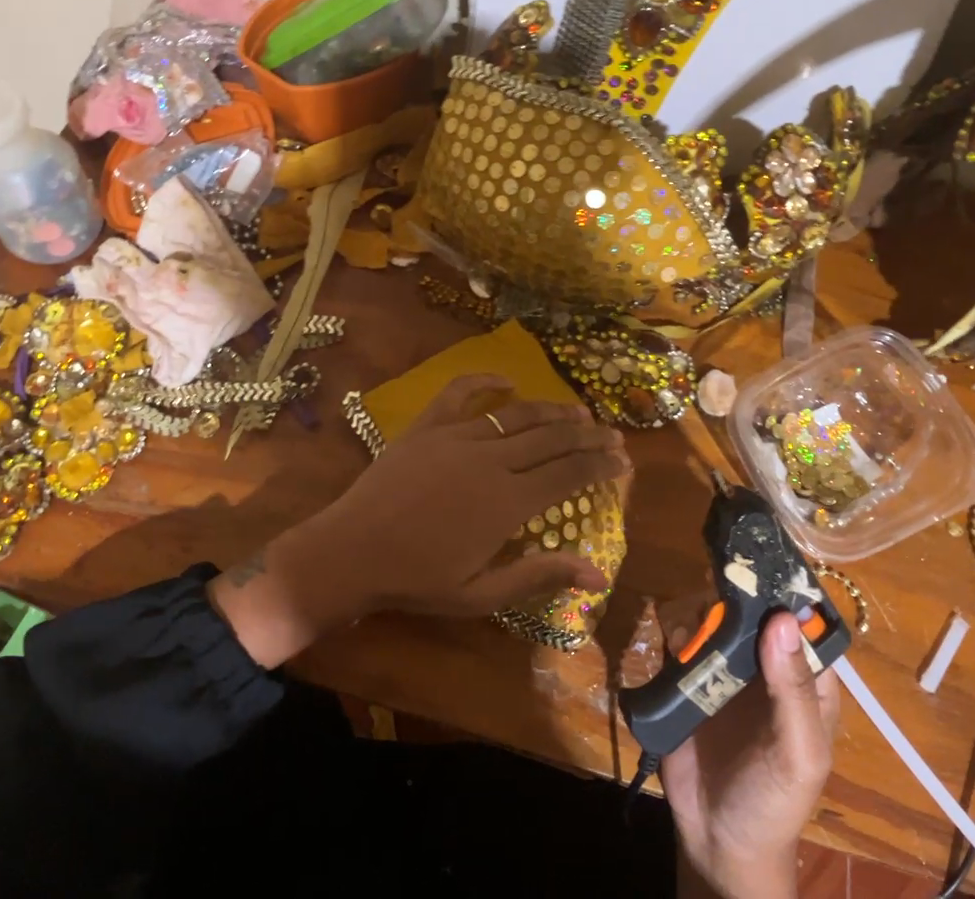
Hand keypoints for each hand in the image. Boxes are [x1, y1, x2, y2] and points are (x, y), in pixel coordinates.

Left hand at [209, 374, 630, 666]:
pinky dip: (485, 382)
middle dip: (587, 436)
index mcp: (508, 502)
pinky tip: (507, 381)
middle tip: (613, 435)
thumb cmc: (417, 580)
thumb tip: (600, 573)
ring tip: (578, 413)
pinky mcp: (425, 428)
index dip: (600, 465)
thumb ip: (539, 575)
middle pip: (551, 440)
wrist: (351, 551)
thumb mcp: (481, 593)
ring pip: (516, 415)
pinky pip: (459, 393)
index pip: (569, 474)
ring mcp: (456, 438)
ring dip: (551, 412)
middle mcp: (490, 461)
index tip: (623, 460)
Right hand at [663, 611, 840, 898]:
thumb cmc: (774, 801)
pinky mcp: (686, 681)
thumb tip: (782, 619)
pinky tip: (672, 646)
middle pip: (749, 612)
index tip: (758, 563)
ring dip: (698, 616)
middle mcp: (764, 667)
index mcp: (805, 681)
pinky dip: (673, 634)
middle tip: (712, 603)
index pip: (802, 622)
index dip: (784, 592)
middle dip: (729, 599)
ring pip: (710, 620)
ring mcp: (723, 672)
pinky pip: (679, 643)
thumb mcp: (798, 753)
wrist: (717, 839)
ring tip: (690, 636)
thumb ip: (795, 691)